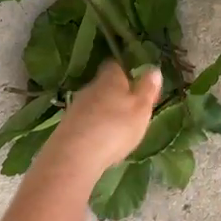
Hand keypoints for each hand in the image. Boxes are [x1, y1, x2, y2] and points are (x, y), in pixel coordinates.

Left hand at [43, 62, 162, 177]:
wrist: (75, 156)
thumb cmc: (115, 128)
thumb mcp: (141, 108)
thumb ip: (147, 89)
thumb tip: (154, 69)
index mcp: (110, 78)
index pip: (116, 65)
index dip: (126, 71)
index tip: (136, 82)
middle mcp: (91, 87)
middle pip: (104, 85)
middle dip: (116, 94)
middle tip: (130, 109)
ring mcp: (76, 107)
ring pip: (94, 104)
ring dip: (104, 113)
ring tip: (116, 129)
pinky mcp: (67, 126)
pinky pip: (85, 121)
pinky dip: (93, 128)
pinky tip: (100, 142)